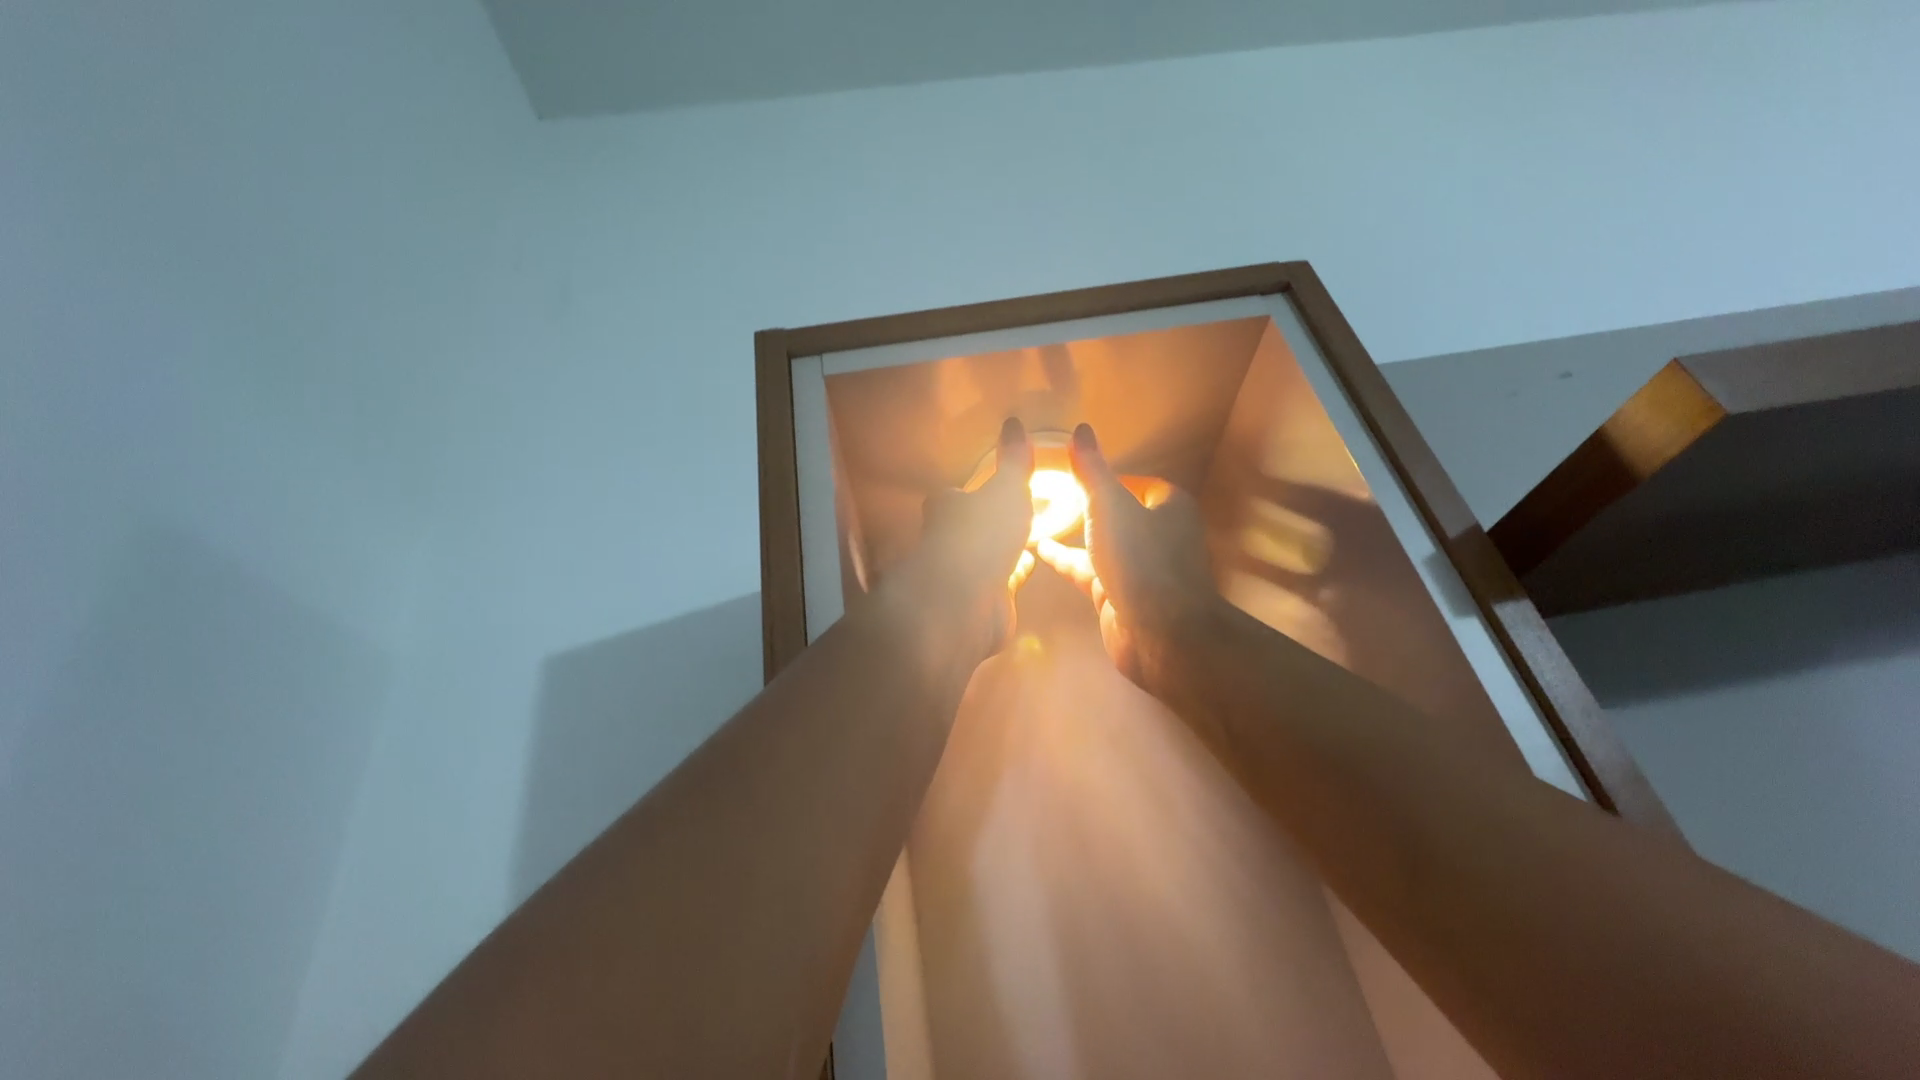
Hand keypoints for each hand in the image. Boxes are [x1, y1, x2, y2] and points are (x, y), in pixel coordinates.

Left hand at [887, 417, 1037, 659]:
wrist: (967, 603)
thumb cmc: (982, 535)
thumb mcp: (1005, 489)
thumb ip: (1013, 461)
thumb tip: (1012, 421)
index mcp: (945, 508)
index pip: (956, 497)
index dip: (973, 493)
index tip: (995, 488)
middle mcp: (947, 541)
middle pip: (969, 527)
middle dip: (989, 523)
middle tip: (1018, 513)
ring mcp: (963, 574)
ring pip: (984, 556)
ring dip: (1001, 549)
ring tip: (1027, 538)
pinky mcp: (981, 601)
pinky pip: (1002, 580)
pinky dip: (1013, 573)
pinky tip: (1028, 566)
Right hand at [1034, 424, 1220, 693]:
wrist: (1160, 634)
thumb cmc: (1141, 560)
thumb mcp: (1110, 506)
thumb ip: (1092, 471)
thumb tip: (1081, 429)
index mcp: (1168, 505)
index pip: (1133, 481)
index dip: (1102, 475)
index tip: (1066, 470)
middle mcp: (1157, 534)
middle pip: (1116, 511)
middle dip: (1083, 504)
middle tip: (1044, 492)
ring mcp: (1139, 568)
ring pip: (1100, 543)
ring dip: (1071, 533)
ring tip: (1033, 517)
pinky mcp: (1119, 595)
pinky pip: (1088, 570)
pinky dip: (1065, 560)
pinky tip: (1035, 550)